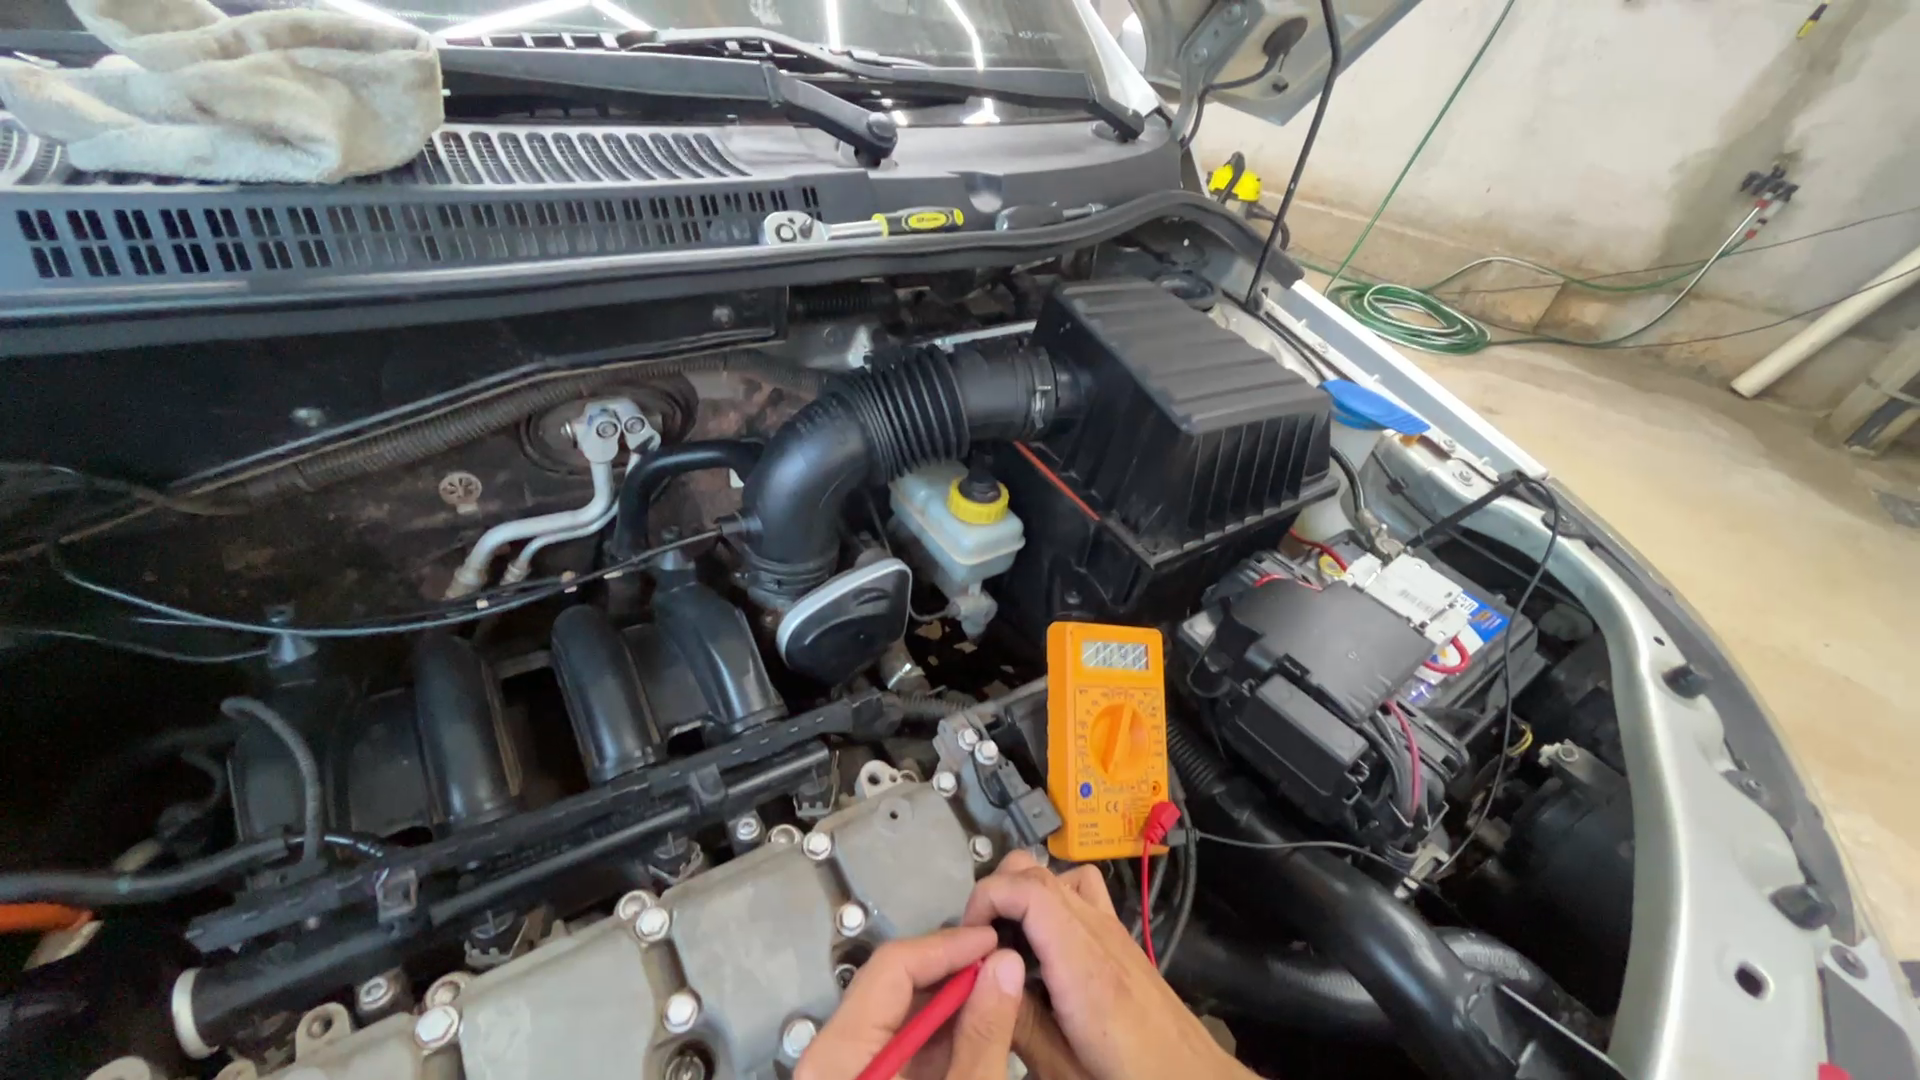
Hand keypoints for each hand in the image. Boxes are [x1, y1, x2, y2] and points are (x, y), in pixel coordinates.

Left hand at [797, 926, 1025, 1079]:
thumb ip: (982, 1036)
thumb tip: (1006, 964)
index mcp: (840, 1054)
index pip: (893, 965)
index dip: (947, 946)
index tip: (992, 941)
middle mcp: (833, 1055)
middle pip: (894, 985)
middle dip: (952, 971)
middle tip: (1001, 964)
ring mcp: (846, 1071)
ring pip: (899, 1016)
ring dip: (949, 1002)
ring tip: (995, 993)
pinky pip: (900, 1045)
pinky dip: (939, 1035)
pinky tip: (974, 1032)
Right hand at [962, 851, 1252, 1079]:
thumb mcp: (1064, 1071)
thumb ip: (1020, 1023)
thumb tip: (979, 976)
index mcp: (1083, 964)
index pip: (1028, 889)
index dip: (986, 898)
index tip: (967, 939)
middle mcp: (1098, 930)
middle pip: (1036, 872)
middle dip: (994, 895)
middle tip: (979, 946)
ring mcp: (1112, 927)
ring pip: (1057, 873)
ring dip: (1021, 892)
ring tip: (1006, 941)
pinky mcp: (1119, 934)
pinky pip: (1081, 888)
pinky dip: (1053, 894)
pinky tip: (1046, 939)